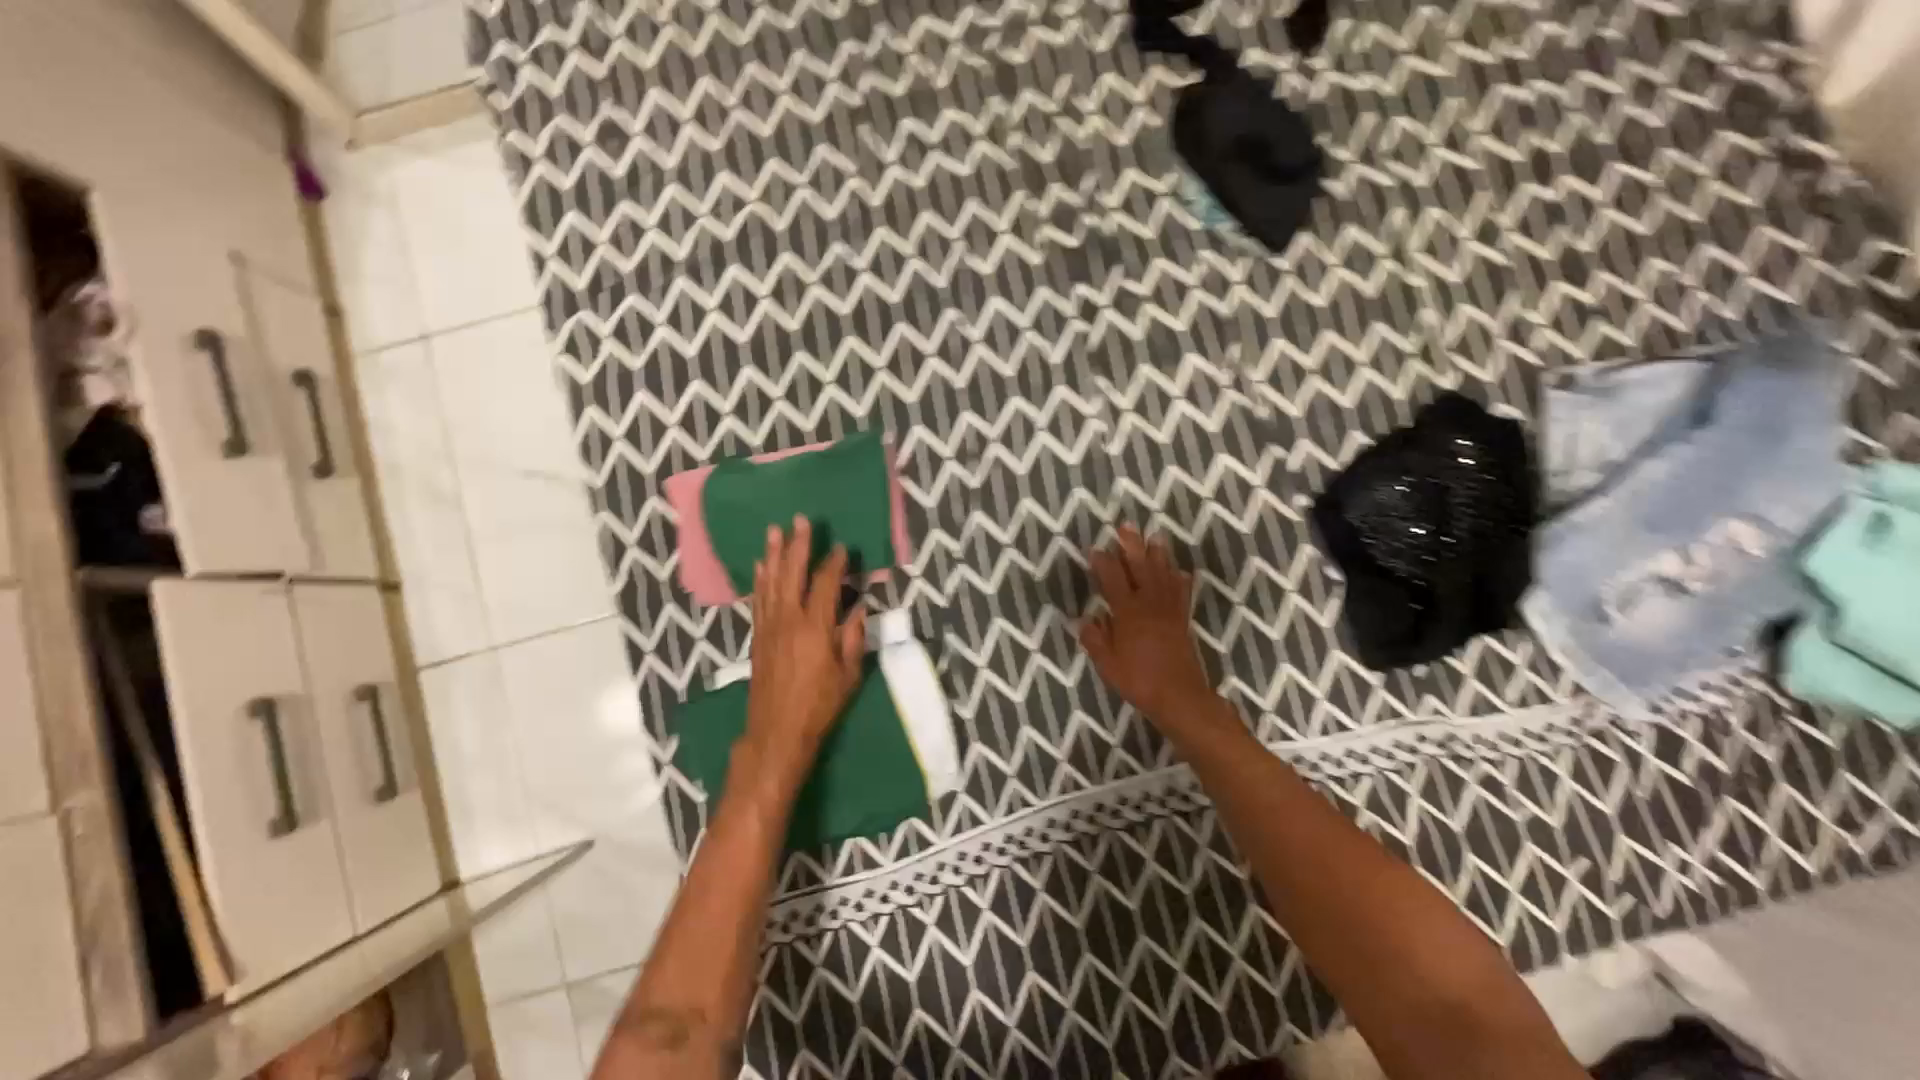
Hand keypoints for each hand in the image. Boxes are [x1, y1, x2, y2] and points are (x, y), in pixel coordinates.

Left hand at [743, 517, 866, 776]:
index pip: (824, 584)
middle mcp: (788, 619)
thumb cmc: (820, 705)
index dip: (834, 563)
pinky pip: (759, 599)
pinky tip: (762, 567)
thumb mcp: (849, 674)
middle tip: (801, 520)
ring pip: (771, 582)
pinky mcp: (758, 636)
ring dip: (774, 555)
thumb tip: (859, 608)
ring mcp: (769, 626)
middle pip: (792, 574)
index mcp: (815, 627)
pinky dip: (760, 580)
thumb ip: (854, 638)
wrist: (777, 731)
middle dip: (799, 546)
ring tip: (776, 531)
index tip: (842, 548)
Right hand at [1080, 525, 1216, 723]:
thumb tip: (1083, 619)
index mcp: (1128, 612)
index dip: (1103, 562)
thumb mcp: (1106, 664)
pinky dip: (1180, 580)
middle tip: (1126, 527)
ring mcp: (1169, 610)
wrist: (1179, 695)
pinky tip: (1180, 571)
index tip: (1095, 549)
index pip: (1113, 579)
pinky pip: (1182, 593)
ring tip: (1153, 538)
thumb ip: (1095, 639)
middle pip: (1141, 567)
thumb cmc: (1138, 681)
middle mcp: (1150, 604)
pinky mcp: (1183, 620)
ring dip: (1158, 555)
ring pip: (1164, 574)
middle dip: (1132, 546)